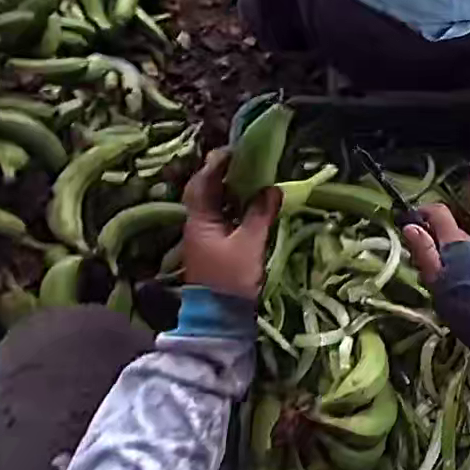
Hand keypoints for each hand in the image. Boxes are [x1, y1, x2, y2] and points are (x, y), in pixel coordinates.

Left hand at [181, 149, 280, 298]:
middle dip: (222, 173)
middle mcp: (197, 224)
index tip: (235, 149)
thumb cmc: (231, 280)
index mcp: (200, 220)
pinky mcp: (214, 247)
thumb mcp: (249, 245)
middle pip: (205, 190)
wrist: (220, 319)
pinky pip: (222, 217)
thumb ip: (260, 215)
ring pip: (213, 204)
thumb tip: (272, 189)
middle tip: (243, 160)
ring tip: (250, 176)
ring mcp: (204, 236)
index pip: (204, 182)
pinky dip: (234, 206)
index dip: (217, 164)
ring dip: (229, 189)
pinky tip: (249, 204)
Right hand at [402, 203, 469, 283]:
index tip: (409, 225)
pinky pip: (466, 255)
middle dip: (430, 238)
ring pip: (455, 244)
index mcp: (455, 238)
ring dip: (442, 252)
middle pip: (446, 229)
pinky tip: (451, 281)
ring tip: (433, 276)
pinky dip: (455, 261)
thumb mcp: (434, 275)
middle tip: (417, 260)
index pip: (439, 211)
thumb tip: (409, 226)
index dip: (422, 212)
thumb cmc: (458, 296)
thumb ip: (423, 249)